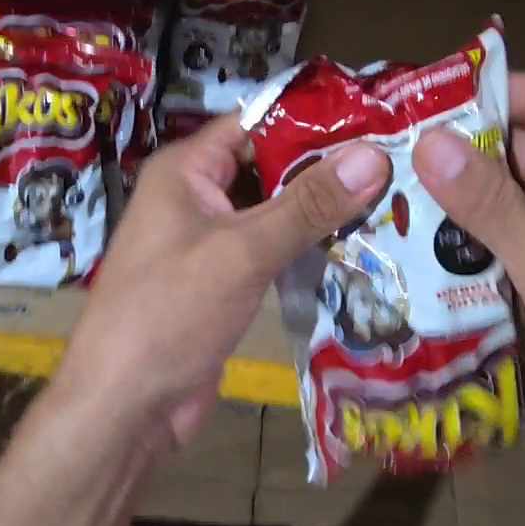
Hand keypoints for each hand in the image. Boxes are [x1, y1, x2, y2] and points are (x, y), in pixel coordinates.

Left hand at [55, 114, 390, 452]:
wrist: (125, 406)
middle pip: (269, 166)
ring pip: (274, 212)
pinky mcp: (224, 281)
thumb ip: (308, 204)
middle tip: (398, 164)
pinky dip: (307, 248)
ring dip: (322, 212)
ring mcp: (210, 241)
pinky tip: (359, 247)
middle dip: (326, 169)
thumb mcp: (242, 251)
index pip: (256, 123)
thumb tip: (374, 155)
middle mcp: (196, 196)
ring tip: (394, 200)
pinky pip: (271, 251)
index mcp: (186, 170)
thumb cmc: (171, 313)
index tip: (376, 119)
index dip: (313, 120)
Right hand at [414, 72, 524, 475]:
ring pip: (502, 203)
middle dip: (458, 148)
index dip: (490, 91)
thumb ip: (490, 205)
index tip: (423, 98)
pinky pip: (497, 248)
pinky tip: (411, 248)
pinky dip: (461, 245)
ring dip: (454, 200)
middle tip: (388, 150)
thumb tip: (427, 143)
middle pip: (515, 151)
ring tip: (387, 193)